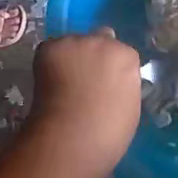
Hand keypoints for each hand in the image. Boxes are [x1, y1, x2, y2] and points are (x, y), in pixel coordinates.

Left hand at [26, 30, 140, 164]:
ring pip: (73, 44)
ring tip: (63, 83)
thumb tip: (112, 82)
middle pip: (98, 41)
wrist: (71, 137)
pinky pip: (51, 49)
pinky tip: (48, 82)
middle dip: (93, 56)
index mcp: (126, 56)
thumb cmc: (107, 133)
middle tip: (84, 80)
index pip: (121, 53)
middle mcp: (102, 41)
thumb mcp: (129, 107)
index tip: (105, 84)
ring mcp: (75, 41)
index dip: (112, 68)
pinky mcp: (50, 47)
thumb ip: (124, 84)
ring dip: (71, 57)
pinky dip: (49, 62)